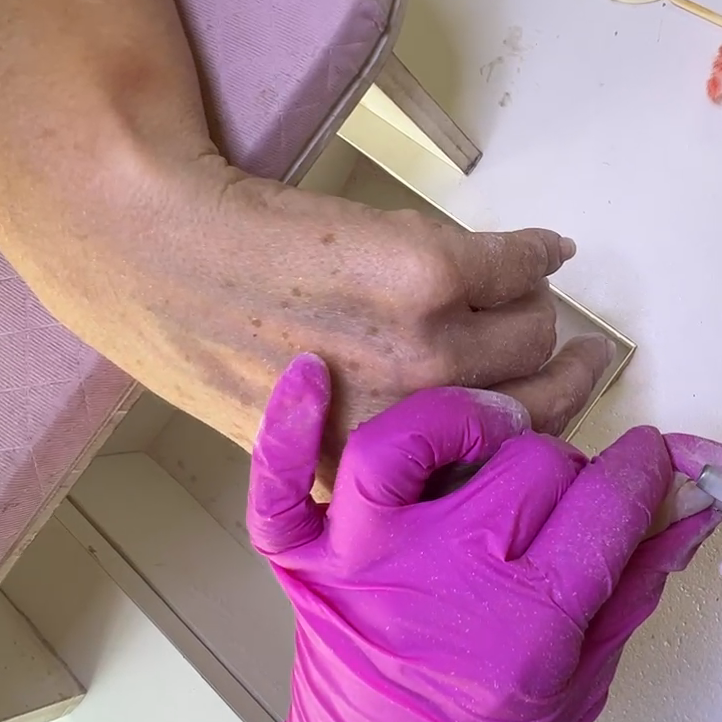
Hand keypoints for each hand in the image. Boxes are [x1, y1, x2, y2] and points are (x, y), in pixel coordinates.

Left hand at [120, 160, 611, 448]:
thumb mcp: (300, 431)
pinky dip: (542, 251)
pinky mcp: (430, 269)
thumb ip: (380, 437)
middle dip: (554, 371)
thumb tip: (462, 406)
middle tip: (564, 347)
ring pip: (536, 327)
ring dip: (539, 307)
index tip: (557, 406)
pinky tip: (546, 248)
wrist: (158, 253)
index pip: (501, 462)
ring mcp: (428, 346)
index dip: (538, 432)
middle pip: (537, 395)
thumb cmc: (212, 339)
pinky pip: (524, 262)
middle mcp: (415, 423)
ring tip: (524, 287)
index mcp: (380, 472)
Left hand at [247, 355, 721, 721]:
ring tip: (490, 427)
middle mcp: (445, 578)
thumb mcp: (581, 686)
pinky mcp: (310, 559)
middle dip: (565, 469)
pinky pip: (284, 482)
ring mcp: (367, 561)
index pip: (605, 505)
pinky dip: (291, 427)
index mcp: (526, 625)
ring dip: (463, 418)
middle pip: (531, 461)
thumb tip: (684, 510)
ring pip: (416, 439)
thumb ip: (633, 588)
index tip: (646, 457)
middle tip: (562, 495)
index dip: (641, 469)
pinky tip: (309, 372)